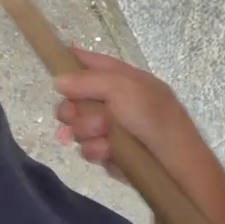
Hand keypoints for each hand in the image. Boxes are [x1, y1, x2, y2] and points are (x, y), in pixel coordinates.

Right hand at [51, 47, 205, 178]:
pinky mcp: (106, 152)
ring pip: (76, 127)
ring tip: (105, 136)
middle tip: (79, 114)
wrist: (172, 162)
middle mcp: (112, 102)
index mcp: (121, 79)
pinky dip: (95, 150)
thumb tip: (57, 80)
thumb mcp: (123, 88)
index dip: (71, 61)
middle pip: (73, 100)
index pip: (90, 64)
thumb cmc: (152, 117)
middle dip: (73, 109)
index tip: (52, 63)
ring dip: (87, 131)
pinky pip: (86, 149)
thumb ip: (87, 81)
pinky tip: (108, 152)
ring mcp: (107, 128)